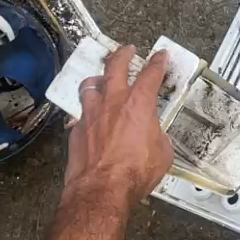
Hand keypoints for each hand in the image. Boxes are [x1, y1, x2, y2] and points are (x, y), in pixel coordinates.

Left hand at [62, 45, 173, 210]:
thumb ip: (157, 136)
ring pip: (90, 85)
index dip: (158, 62)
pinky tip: (91, 120)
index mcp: (139, 103)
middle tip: (127, 49)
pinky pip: (80, 114)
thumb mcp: (162, 153)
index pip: (151, 74)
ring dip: (97, 80)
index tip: (161, 55)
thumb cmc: (135, 172)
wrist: (101, 190)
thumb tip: (153, 136)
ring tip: (100, 79)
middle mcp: (113, 102)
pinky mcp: (76, 131)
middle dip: (123, 55)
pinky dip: (87, 113)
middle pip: (116, 66)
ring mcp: (91, 114)